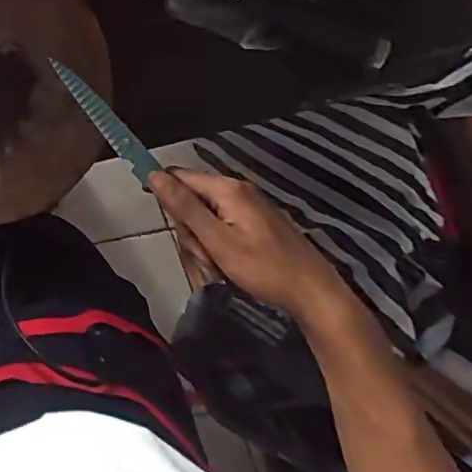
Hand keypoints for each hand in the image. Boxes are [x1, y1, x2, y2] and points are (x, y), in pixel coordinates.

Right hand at [150, 167, 359, 326]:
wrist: (318, 296)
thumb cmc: (264, 269)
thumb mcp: (217, 240)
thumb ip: (183, 206)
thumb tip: (153, 174)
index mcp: (227, 189)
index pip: (178, 176)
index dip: (165, 194)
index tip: (167, 222)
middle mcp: (238, 189)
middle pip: (192, 196)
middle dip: (189, 226)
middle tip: (204, 254)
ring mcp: (251, 205)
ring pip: (205, 213)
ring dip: (204, 238)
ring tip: (219, 263)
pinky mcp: (259, 221)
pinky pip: (223, 222)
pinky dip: (219, 241)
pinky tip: (230, 261)